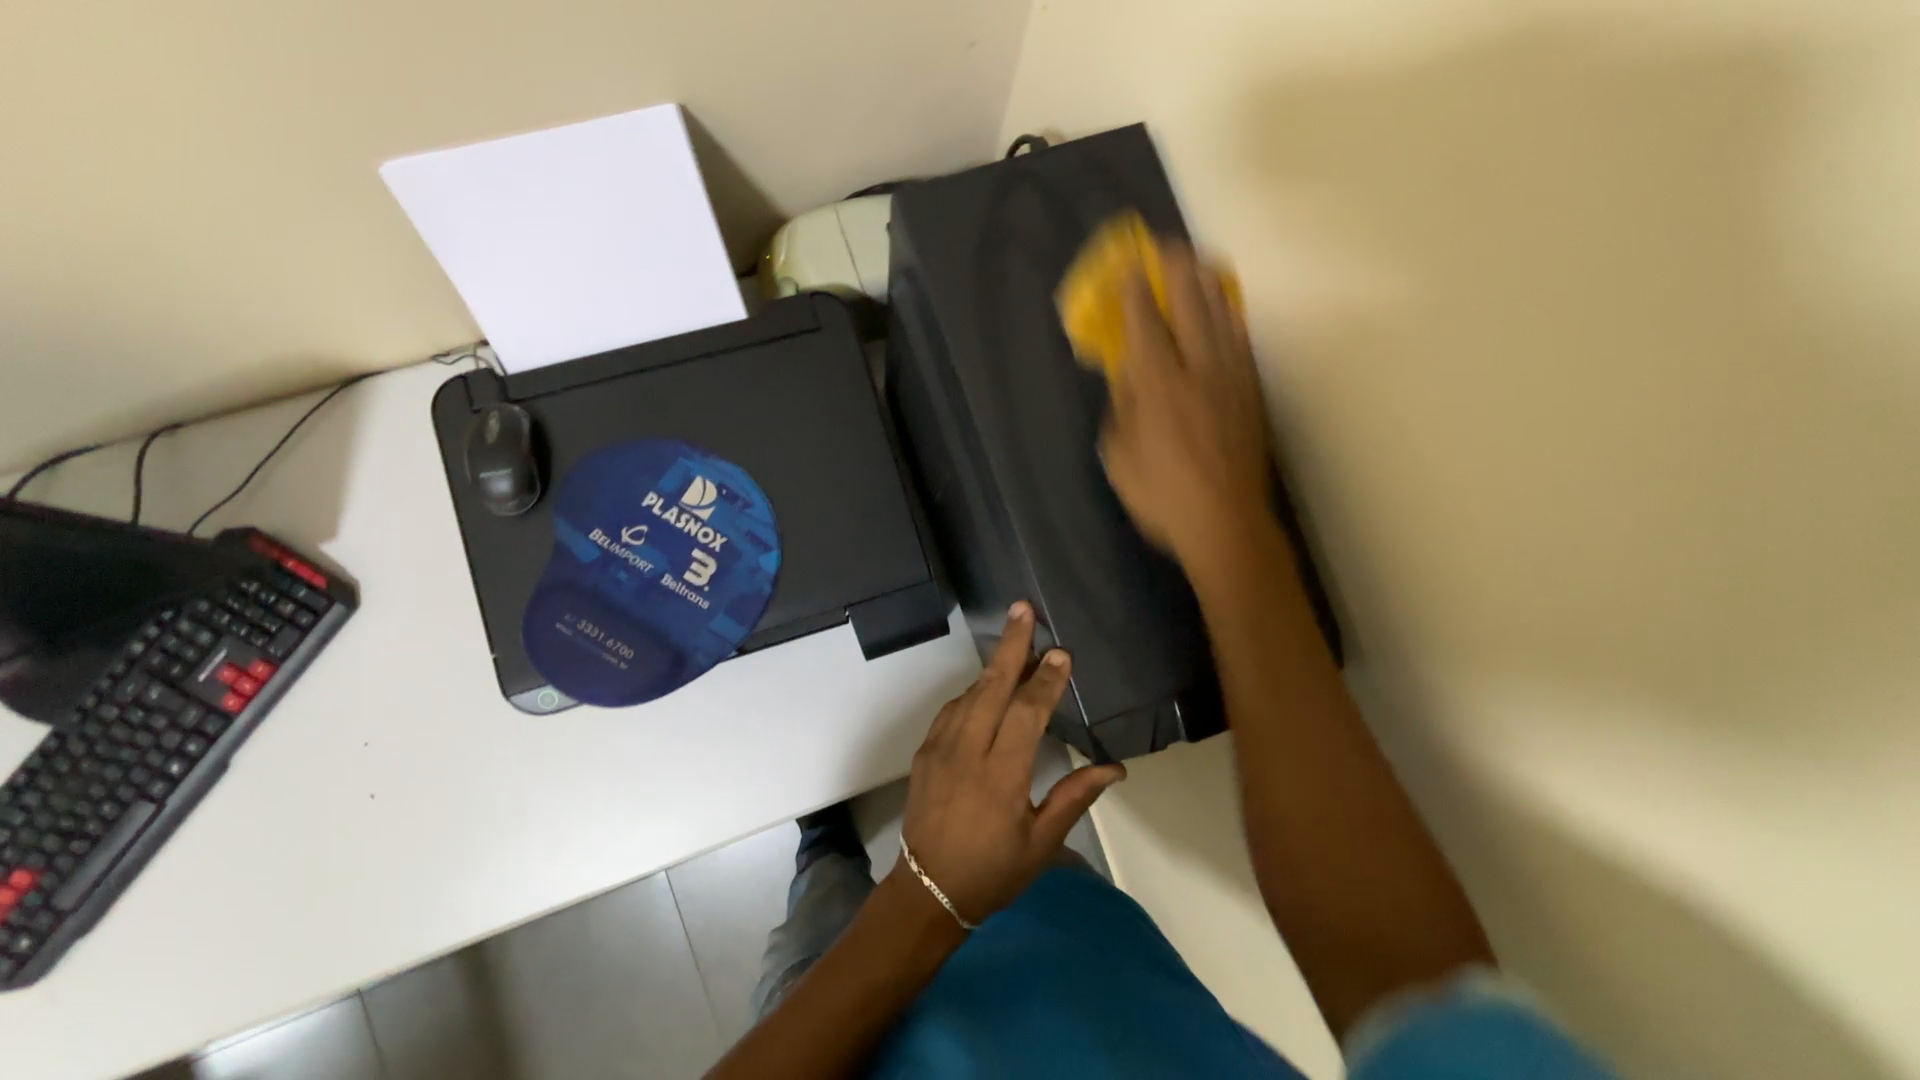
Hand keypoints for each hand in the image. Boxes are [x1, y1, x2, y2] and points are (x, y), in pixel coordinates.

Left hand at [895, 602, 1125, 924]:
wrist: (926, 892)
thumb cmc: (992, 872)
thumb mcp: (1041, 844)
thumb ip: (1074, 798)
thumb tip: (1115, 769)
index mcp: (1001, 775)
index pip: (1026, 714)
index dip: (1046, 681)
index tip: (1062, 653)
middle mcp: (967, 752)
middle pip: (992, 688)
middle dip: (1011, 646)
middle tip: (1024, 609)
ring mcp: (940, 750)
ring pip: (969, 695)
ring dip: (993, 666)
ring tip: (1015, 639)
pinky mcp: (925, 754)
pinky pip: (951, 711)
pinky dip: (971, 691)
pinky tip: (986, 686)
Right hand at [1099, 243, 1277, 566]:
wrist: (1228, 523)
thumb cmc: (1163, 497)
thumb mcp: (1122, 457)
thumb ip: (1123, 409)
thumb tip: (1126, 376)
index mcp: (1159, 386)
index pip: (1145, 324)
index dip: (1134, 292)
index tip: (1127, 268)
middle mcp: (1198, 370)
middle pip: (1190, 305)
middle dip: (1176, 270)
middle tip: (1165, 247)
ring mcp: (1231, 378)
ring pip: (1223, 315)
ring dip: (1208, 283)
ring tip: (1198, 261)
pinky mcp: (1252, 391)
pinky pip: (1242, 340)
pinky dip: (1231, 315)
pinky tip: (1226, 306)